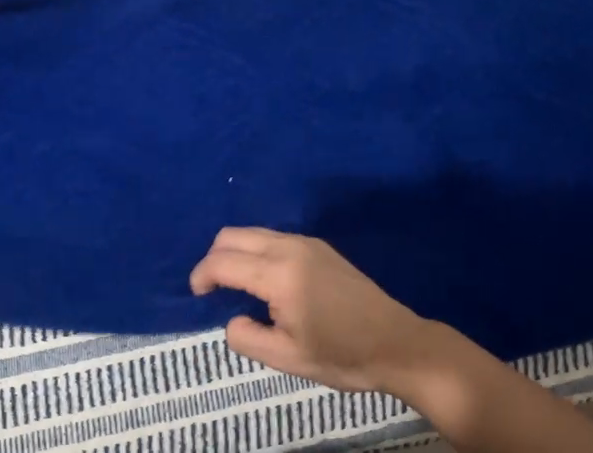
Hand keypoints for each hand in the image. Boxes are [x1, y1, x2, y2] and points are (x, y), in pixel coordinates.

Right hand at [189, 227, 454, 393]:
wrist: (397, 343)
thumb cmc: (342, 356)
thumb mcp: (288, 360)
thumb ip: (248, 338)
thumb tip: (232, 319)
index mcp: (279, 276)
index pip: (224, 262)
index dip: (202, 275)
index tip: (196, 293)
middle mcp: (289, 248)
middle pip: (233, 235)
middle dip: (214, 257)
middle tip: (211, 288)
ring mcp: (306, 242)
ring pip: (254, 233)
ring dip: (235, 251)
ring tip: (234, 285)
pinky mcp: (319, 246)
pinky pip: (273, 237)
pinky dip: (255, 250)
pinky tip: (264, 279)